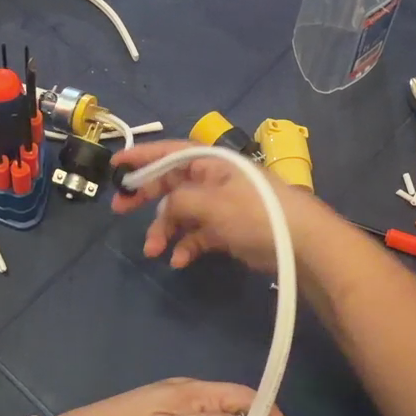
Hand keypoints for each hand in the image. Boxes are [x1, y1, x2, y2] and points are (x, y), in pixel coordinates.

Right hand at [110, 141, 324, 274]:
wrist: (300, 244)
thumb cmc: (255, 214)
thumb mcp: (212, 202)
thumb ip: (179, 200)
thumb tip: (165, 206)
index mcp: (211, 164)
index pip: (169, 153)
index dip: (141, 157)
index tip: (115, 165)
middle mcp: (213, 181)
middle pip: (171, 184)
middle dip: (145, 197)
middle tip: (118, 209)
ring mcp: (221, 206)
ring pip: (181, 214)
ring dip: (164, 231)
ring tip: (153, 251)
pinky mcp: (228, 231)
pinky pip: (197, 235)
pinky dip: (186, 246)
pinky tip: (179, 261)